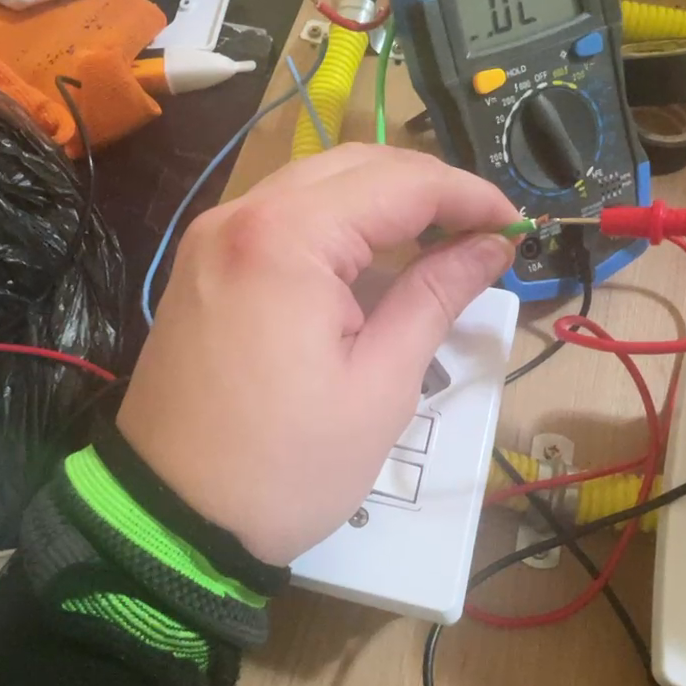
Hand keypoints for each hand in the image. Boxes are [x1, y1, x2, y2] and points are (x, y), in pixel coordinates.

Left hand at [118, 144, 516, 565]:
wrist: (171, 518)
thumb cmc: (285, 466)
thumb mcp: (380, 386)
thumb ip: (435, 297)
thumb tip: (490, 246)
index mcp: (286, 238)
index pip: (401, 183)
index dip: (468, 195)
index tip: (515, 226)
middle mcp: (240, 215)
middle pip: (354, 167)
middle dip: (426, 191)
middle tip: (479, 235)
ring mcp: (211, 239)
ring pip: (314, 187)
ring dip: (379, 206)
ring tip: (435, 247)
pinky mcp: (202, 267)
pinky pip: (280, 221)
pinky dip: (333, 229)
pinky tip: (367, 266)